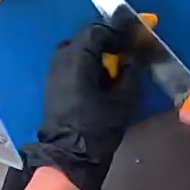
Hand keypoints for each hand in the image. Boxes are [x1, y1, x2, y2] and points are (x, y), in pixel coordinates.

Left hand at [19, 22, 142, 189]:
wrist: (69, 158)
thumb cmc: (97, 128)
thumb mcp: (123, 100)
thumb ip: (129, 74)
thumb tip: (130, 63)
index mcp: (77, 58)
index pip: (98, 31)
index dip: (119, 32)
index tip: (137, 38)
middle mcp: (61, 59)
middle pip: (86, 39)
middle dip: (108, 42)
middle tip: (128, 51)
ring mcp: (53, 72)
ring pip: (78, 52)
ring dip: (97, 54)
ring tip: (116, 66)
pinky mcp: (52, 86)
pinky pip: (71, 66)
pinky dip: (87, 66)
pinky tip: (101, 79)